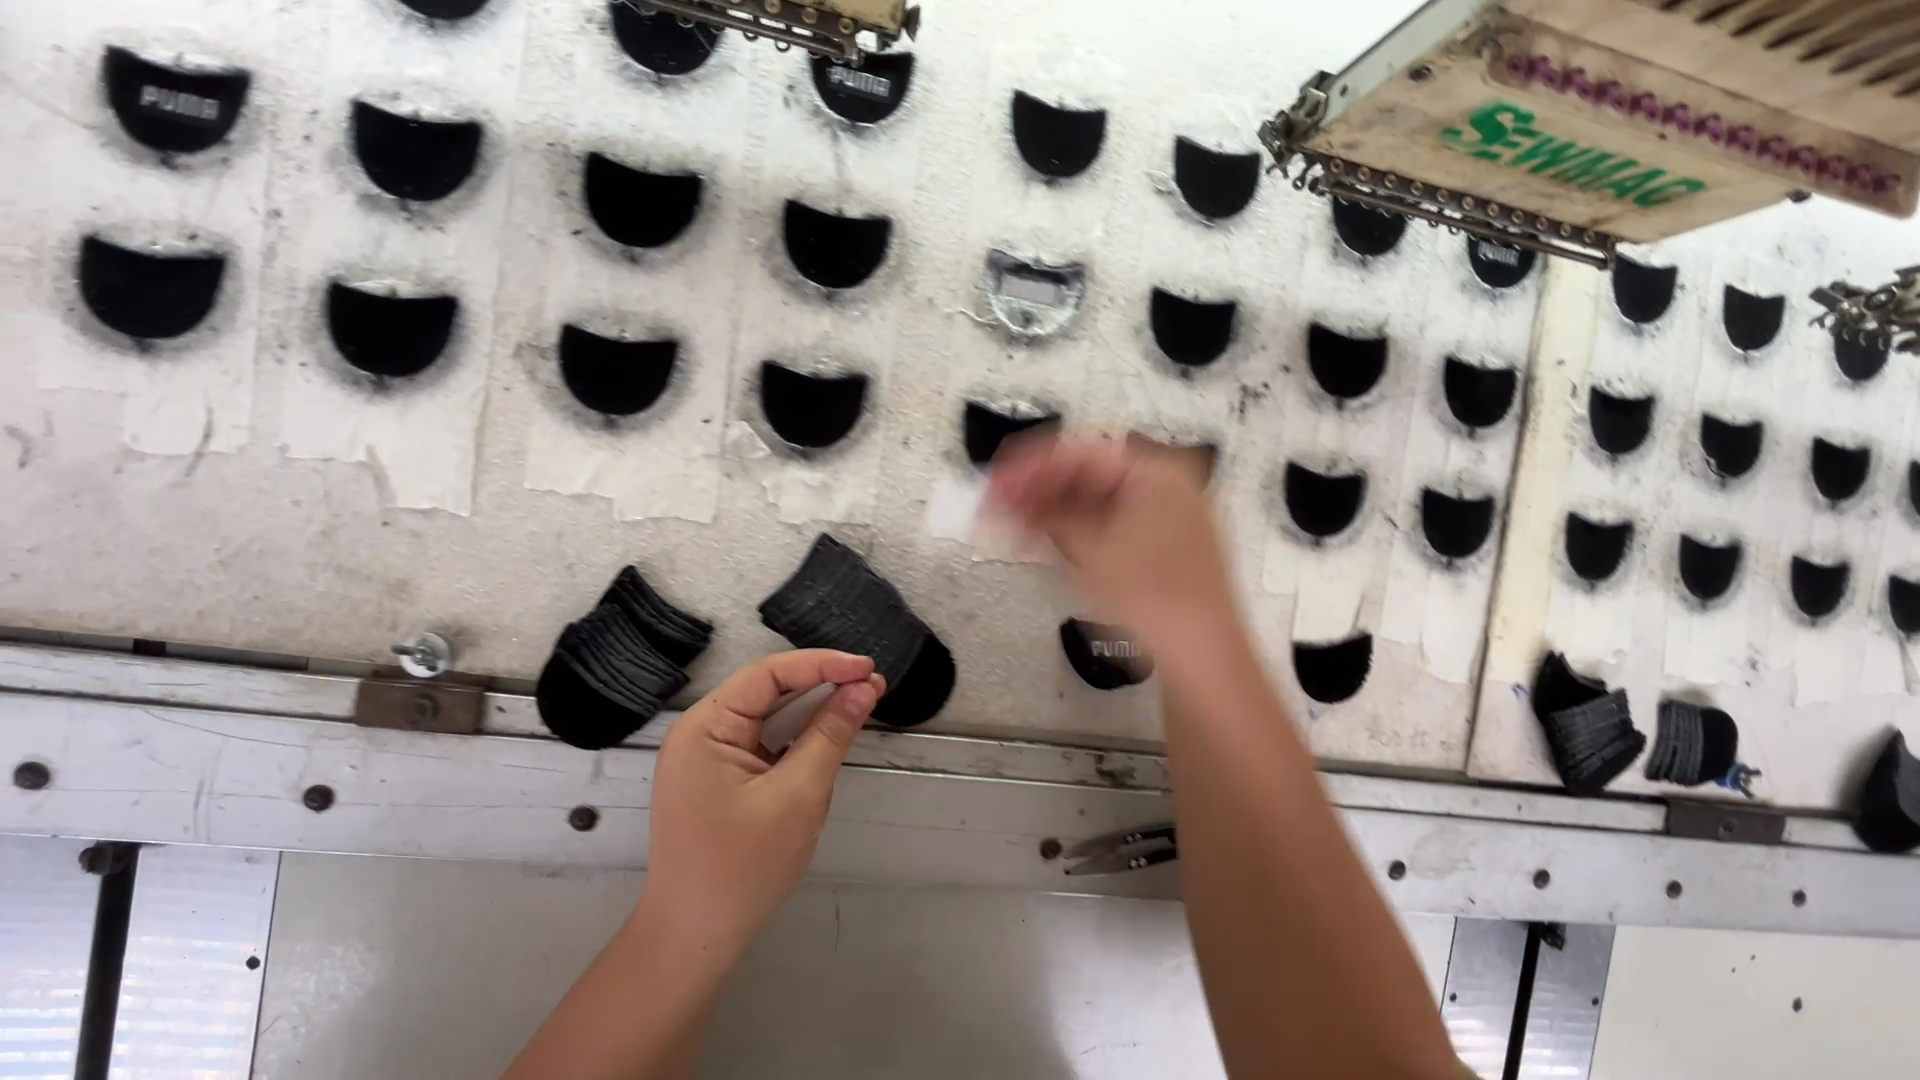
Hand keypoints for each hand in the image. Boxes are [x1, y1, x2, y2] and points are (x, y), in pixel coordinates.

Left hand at [639, 650, 883, 951]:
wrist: (694, 937)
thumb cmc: (743, 865)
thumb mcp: (798, 796)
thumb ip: (831, 735)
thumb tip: (863, 689)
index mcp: (705, 727)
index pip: (769, 674)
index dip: (821, 664)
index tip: (868, 667)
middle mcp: (700, 733)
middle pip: (766, 691)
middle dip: (820, 684)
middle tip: (872, 684)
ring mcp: (707, 758)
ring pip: (767, 717)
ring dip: (812, 711)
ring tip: (859, 703)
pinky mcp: (719, 780)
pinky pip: (763, 743)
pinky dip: (797, 739)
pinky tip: (827, 738)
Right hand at [987, 434, 1236, 655]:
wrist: (1202, 659)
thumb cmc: (1157, 600)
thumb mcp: (1091, 551)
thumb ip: (1047, 515)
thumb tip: (1010, 498)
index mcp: (1159, 475)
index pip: (1084, 453)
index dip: (1033, 465)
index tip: (997, 478)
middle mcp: (1167, 489)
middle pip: (1089, 476)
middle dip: (1038, 488)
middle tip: (995, 502)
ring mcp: (1167, 520)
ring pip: (1096, 502)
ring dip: (1051, 509)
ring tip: (1008, 520)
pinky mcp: (1161, 550)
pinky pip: (1109, 525)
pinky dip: (1075, 530)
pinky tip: (1042, 538)